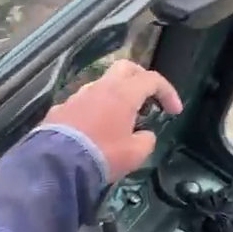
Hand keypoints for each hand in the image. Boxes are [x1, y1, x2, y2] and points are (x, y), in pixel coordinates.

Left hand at [43, 60, 182, 178]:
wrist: (58, 163)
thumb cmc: (103, 155)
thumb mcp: (135, 154)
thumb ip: (146, 140)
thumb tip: (144, 134)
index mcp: (123, 93)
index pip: (152, 80)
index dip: (168, 92)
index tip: (174, 111)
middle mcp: (100, 87)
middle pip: (125, 68)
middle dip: (140, 79)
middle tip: (148, 97)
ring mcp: (77, 95)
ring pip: (101, 85)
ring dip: (115, 96)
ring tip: (120, 119)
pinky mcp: (60, 108)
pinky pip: (82, 102)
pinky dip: (94, 110)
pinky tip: (94, 129)